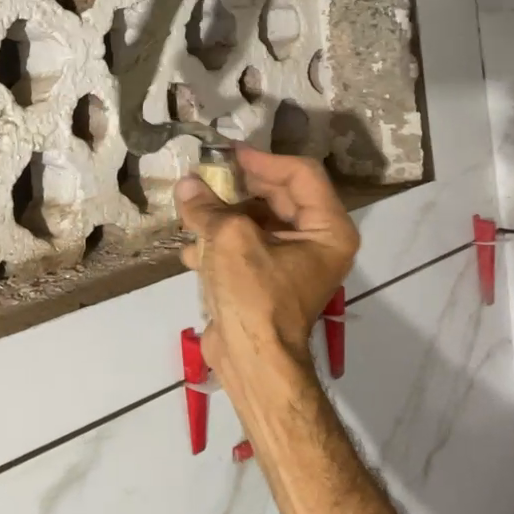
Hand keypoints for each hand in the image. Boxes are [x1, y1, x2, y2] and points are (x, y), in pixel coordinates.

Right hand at [174, 147, 358, 381]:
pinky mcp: (263, 280)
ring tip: (190, 216)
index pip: (301, 174)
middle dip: (235, 188)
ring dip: (219, 217)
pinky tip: (190, 254)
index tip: (226, 154)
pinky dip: (215, 245)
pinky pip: (241, 247)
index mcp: (326, 230)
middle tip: (202, 177)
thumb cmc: (254, 294)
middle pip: (275, 196)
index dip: (263, 159)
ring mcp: (289, 263)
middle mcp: (315, 242)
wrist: (252, 359)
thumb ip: (207, 206)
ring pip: (253, 221)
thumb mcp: (228, 239)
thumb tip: (187, 185)